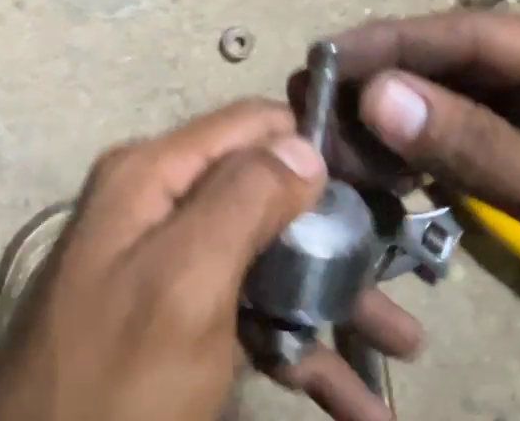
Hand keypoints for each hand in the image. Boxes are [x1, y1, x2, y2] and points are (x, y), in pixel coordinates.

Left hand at [0, 101, 423, 420]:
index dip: (316, 142)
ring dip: (331, 302)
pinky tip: (356, 403)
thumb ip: (241, 200)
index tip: (385, 176)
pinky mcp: (174, 325)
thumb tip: (301, 140)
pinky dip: (301, 355)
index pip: (249, 125)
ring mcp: (166, 269)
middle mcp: (158, 208)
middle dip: (335, 236)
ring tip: (400, 343)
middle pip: (265, 197)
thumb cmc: (117, 374)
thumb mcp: (183, 280)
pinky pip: (248, 321)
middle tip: (402, 272)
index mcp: (152, 176)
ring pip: (266, 263)